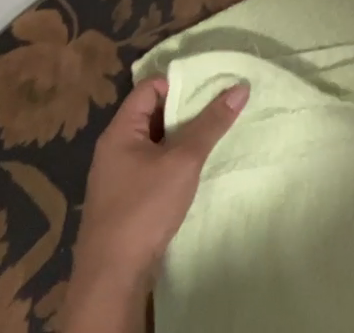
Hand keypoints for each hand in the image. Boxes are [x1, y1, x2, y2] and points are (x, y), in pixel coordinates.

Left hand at [61, 76, 247, 328]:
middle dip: (190, 107)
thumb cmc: (144, 207)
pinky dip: (178, 156)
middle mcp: (116, 147)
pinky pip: (156, 161)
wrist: (113, 273)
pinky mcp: (129, 194)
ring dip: (186, 134)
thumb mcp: (183, 160)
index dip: (181, 81)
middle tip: (226, 102)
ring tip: (221, 128)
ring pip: (158, 139)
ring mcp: (120, 172)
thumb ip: (211, 123)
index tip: (215, 82)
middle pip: (155, 112)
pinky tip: (201, 162)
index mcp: (121, 132)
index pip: (150, 88)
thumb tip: (240, 87)